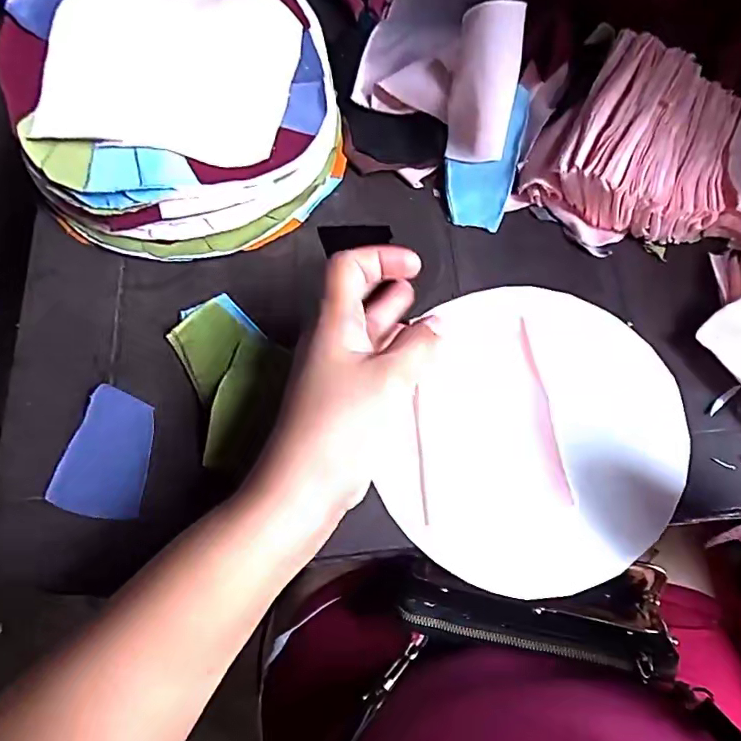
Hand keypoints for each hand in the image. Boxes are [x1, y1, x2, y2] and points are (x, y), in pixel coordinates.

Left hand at [244, 246, 439, 530]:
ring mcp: (336, 371)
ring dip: (396, 323)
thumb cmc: (335, 429)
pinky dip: (395, 358)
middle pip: (358, 297)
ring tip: (424, 323)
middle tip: (417, 285)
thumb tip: (436, 327)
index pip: (348, 267)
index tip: (413, 264)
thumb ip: (419, 346)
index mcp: (334, 324)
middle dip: (390, 287)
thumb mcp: (390, 378)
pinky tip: (414, 367)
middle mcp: (331, 343)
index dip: (380, 256)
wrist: (305, 484)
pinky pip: (371, 365)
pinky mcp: (345, 399)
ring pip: (368, 333)